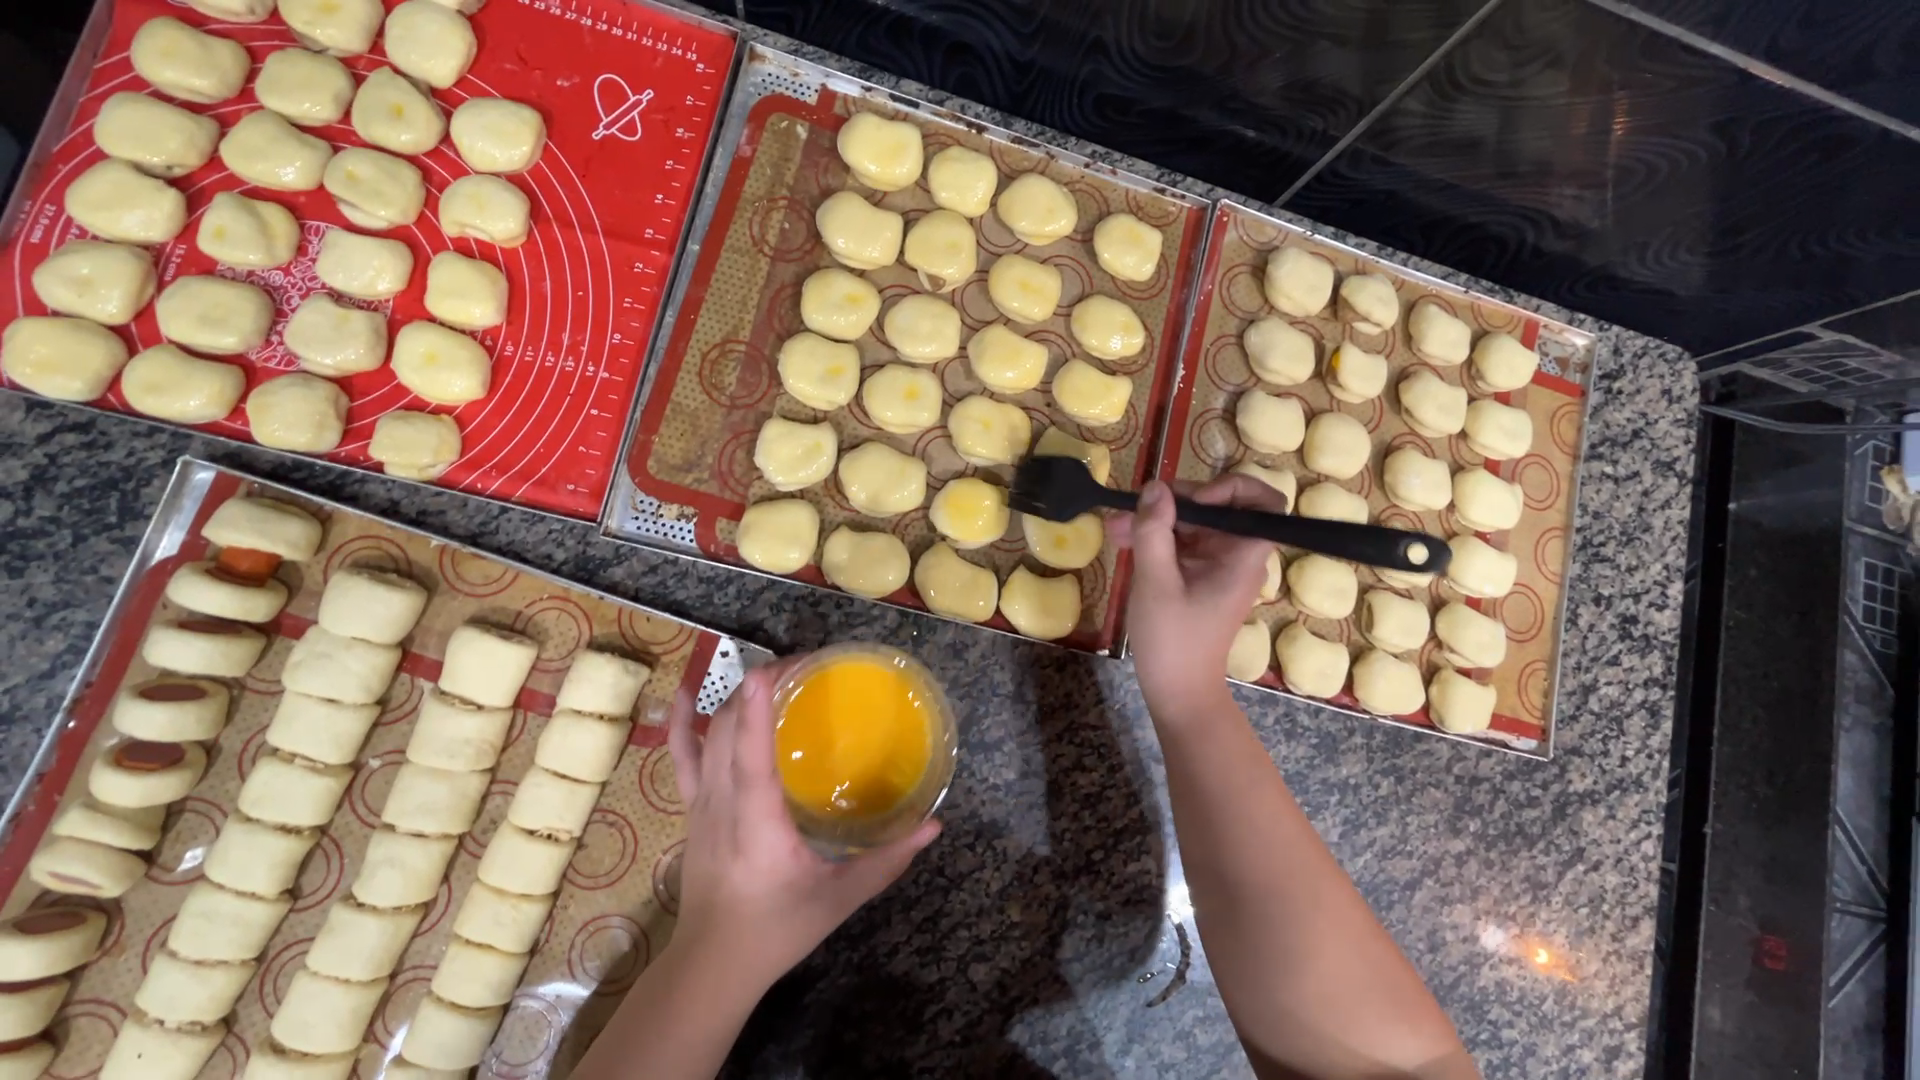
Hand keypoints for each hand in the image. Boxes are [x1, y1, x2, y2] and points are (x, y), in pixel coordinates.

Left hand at [663, 657, 940, 991]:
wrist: (712, 964)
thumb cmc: (776, 929)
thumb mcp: (837, 899)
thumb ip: (886, 862)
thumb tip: (933, 827)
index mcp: (756, 821)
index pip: (750, 756)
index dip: (758, 710)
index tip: (770, 669)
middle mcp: (721, 802)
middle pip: (729, 729)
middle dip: (761, 687)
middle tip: (805, 667)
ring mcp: (700, 803)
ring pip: (709, 735)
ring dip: (737, 697)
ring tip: (771, 672)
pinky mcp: (692, 808)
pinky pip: (682, 756)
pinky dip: (682, 720)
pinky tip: (685, 690)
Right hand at [1109, 475, 1286, 711]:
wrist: (1177, 691)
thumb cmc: (1173, 639)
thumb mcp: (1156, 581)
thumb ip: (1154, 530)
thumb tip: (1155, 486)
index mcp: (1244, 556)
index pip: (1264, 503)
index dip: (1232, 490)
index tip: (1195, 501)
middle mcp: (1236, 556)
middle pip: (1218, 508)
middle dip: (1176, 502)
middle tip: (1136, 507)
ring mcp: (1216, 566)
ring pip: (1193, 524)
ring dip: (1157, 520)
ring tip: (1116, 525)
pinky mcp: (1197, 577)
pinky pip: (1181, 544)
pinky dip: (1155, 539)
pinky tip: (1122, 539)